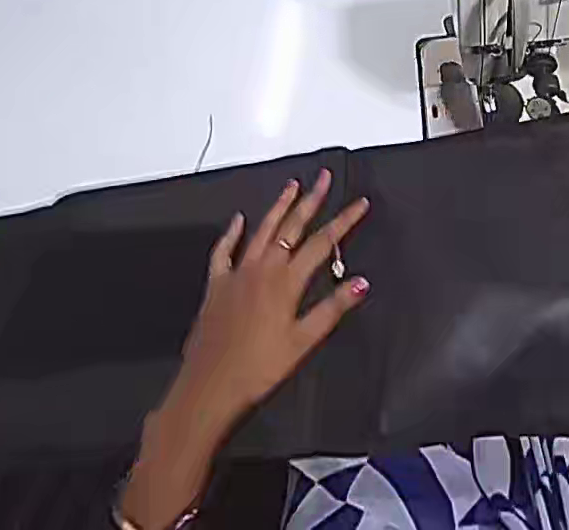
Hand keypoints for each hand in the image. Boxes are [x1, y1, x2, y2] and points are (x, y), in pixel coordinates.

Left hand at [123, 171, 368, 528]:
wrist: (206, 391)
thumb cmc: (259, 369)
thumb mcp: (303, 342)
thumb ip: (332, 308)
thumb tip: (362, 281)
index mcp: (286, 281)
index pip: (322, 242)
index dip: (344, 221)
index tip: (361, 203)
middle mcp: (263, 269)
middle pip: (292, 226)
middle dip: (312, 199)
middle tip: (324, 177)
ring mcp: (237, 274)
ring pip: (262, 231)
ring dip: (279, 206)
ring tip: (292, 185)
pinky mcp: (216, 286)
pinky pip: (224, 252)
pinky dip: (232, 234)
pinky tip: (238, 220)